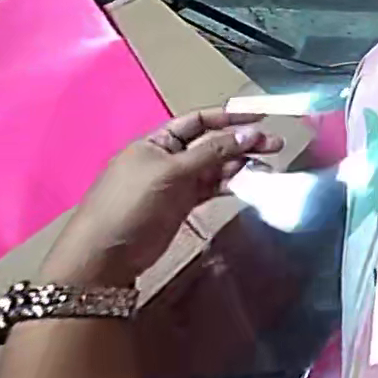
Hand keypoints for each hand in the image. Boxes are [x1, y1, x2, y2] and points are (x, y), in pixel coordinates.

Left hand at [39, 109, 283, 287]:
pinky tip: (251, 183)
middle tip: (275, 144)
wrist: (102, 260)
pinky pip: (217, 185)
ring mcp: (178, 181)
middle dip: (244, 141)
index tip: (263, 117)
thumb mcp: (171, 172)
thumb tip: (253, 132)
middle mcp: (169, 158)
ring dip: (243, 163)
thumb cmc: (129, 206)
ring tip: (268, 166)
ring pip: (219, 164)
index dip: (230, 116)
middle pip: (215, 142)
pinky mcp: (185, 201)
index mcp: (156, 143)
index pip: (199, 120)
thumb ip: (214, 151)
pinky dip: (234, 182)